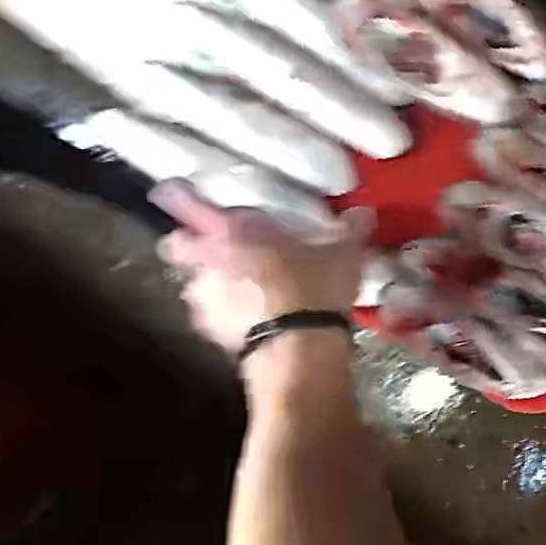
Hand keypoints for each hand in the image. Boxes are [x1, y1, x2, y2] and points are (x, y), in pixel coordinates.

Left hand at [151, 179, 371, 353]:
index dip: (189, 201)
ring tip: (257, 295)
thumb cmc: (316, 286)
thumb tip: (363, 211)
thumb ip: (350, 230)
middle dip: (201, 250)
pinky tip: (261, 320)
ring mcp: (204, 296)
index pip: (187, 204)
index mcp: (233, 231)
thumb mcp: (345, 253)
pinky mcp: (210, 329)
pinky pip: (217, 315)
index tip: (199, 204)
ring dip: (221, 286)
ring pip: (199, 283)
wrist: (300, 343)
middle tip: (234, 255)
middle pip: (182, 247)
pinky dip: (234, 316)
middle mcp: (207, 259)